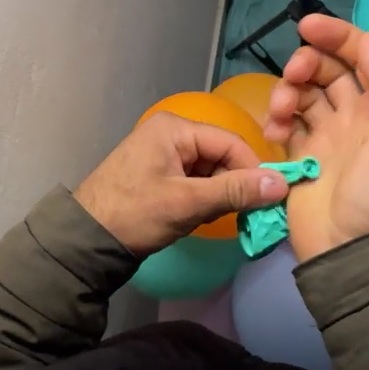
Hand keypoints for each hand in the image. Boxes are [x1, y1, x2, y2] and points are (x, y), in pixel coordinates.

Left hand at [74, 112, 289, 256]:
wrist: (86, 241)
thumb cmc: (135, 215)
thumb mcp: (187, 203)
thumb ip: (235, 192)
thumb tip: (282, 184)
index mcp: (175, 129)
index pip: (230, 143)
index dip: (253, 171)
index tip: (269, 201)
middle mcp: (171, 133)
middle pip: (221, 156)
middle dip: (234, 186)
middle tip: (245, 216)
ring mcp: (163, 154)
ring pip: (210, 171)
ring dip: (219, 196)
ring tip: (217, 219)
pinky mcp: (160, 174)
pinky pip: (195, 181)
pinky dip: (203, 200)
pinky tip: (200, 218)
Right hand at [263, 16, 368, 260]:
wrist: (357, 248)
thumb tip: (367, 40)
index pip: (361, 55)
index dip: (336, 35)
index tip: (306, 27)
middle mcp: (356, 115)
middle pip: (327, 69)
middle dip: (307, 61)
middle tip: (296, 75)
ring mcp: (326, 136)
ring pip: (302, 93)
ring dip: (287, 90)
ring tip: (281, 113)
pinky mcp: (300, 157)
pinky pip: (284, 124)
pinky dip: (276, 120)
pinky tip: (274, 134)